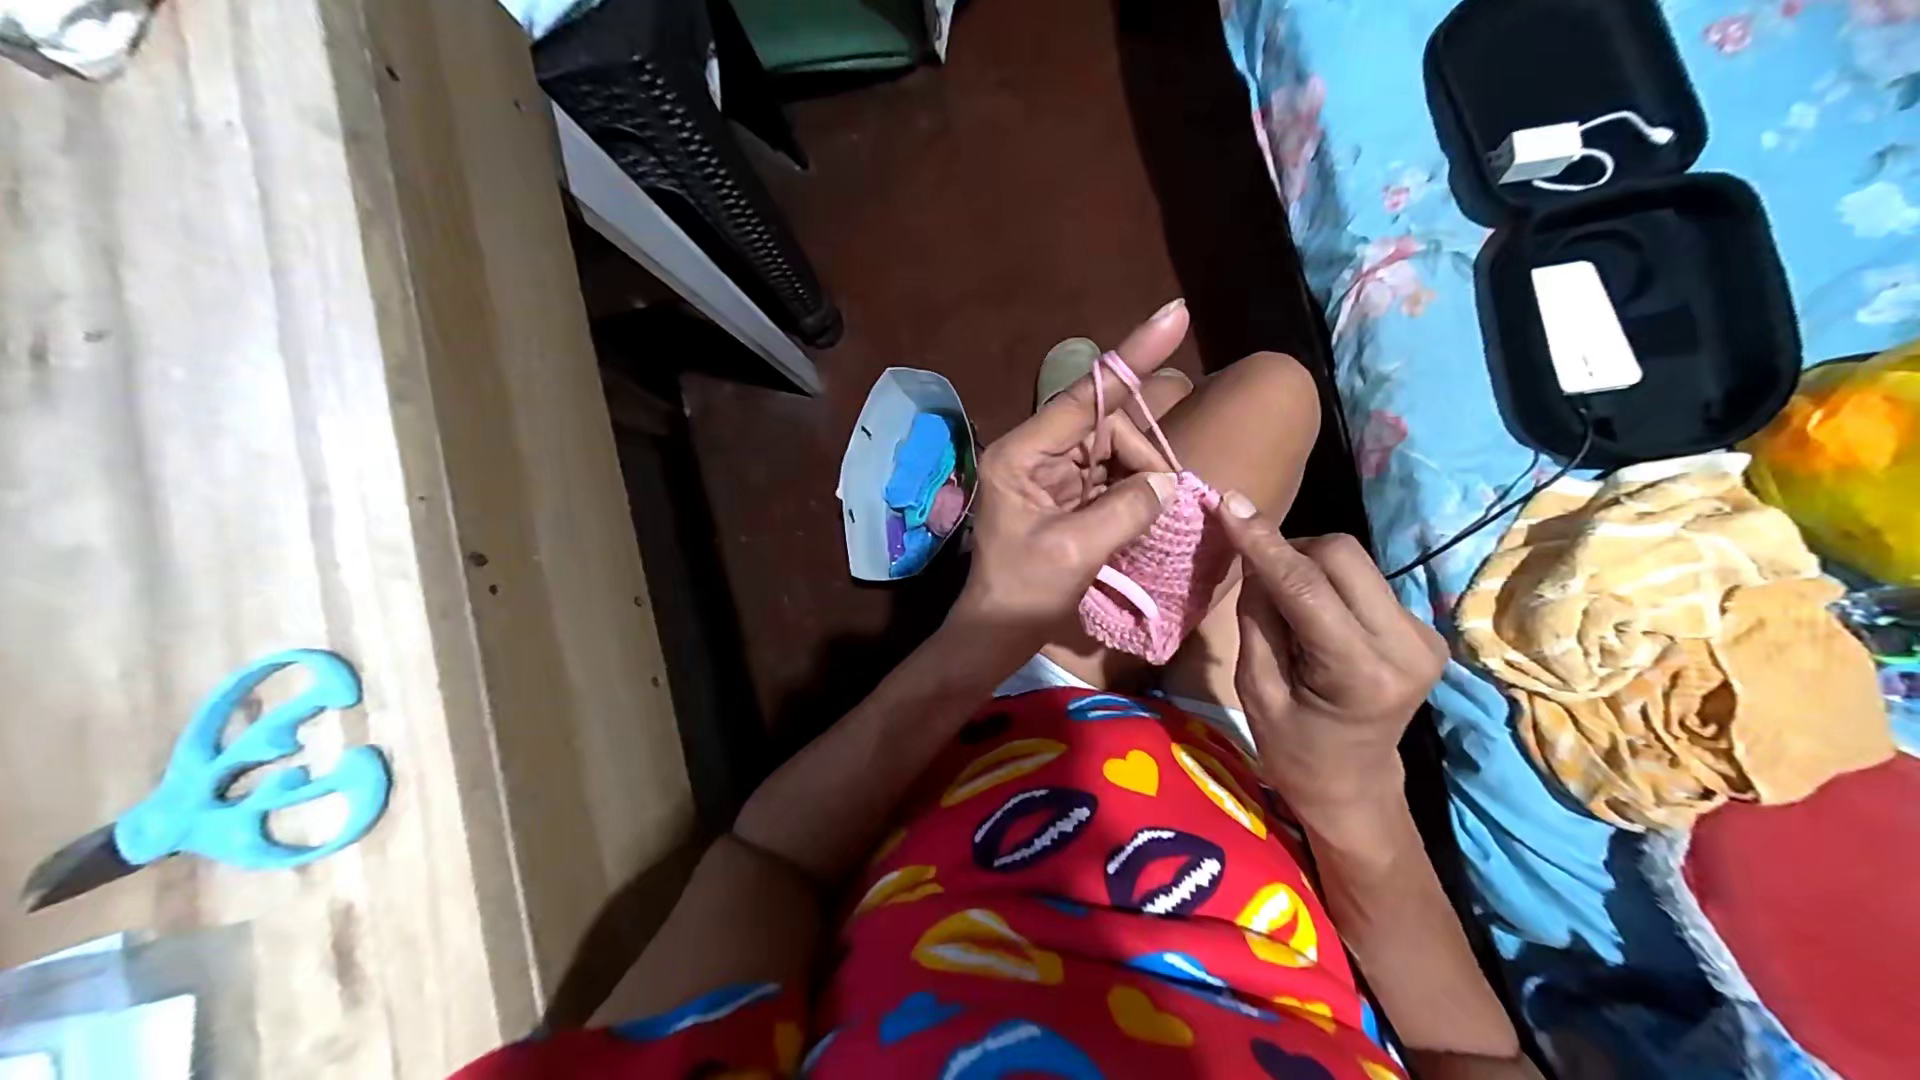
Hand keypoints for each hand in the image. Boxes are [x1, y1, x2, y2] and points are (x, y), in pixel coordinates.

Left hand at [951, 301, 1190, 644]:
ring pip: (1113, 449)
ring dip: (1142, 472)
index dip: (1132, 357)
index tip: (1175, 314)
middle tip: (1169, 494)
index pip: (1083, 396)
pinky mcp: (1065, 494)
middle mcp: (1034, 454)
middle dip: (1143, 452)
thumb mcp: (1075, 551)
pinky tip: (1148, 508)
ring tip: (1157, 509)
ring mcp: (1050, 473)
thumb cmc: (1024, 594)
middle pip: (1105, 424)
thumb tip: (1165, 482)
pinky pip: (1110, 474)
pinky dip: (1134, 488)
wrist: (998, 632)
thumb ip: (1125, 508)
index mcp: (1022, 456)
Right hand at [1212, 495, 1448, 834]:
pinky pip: (1362, 579)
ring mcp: (1423, 633)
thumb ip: (1258, 618)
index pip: (1305, 587)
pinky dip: (1326, 581)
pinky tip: (1312, 615)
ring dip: (1307, 565)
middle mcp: (1407, 645)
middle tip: (1258, 579)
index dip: (1263, 542)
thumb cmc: (1293, 749)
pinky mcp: (1422, 627)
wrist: (1353, 784)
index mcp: (1361, 672)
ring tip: (1284, 606)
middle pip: (1341, 554)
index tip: (1228, 505)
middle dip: (1290, 551)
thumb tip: (1255, 555)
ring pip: (1353, 560)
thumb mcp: (1256, 689)